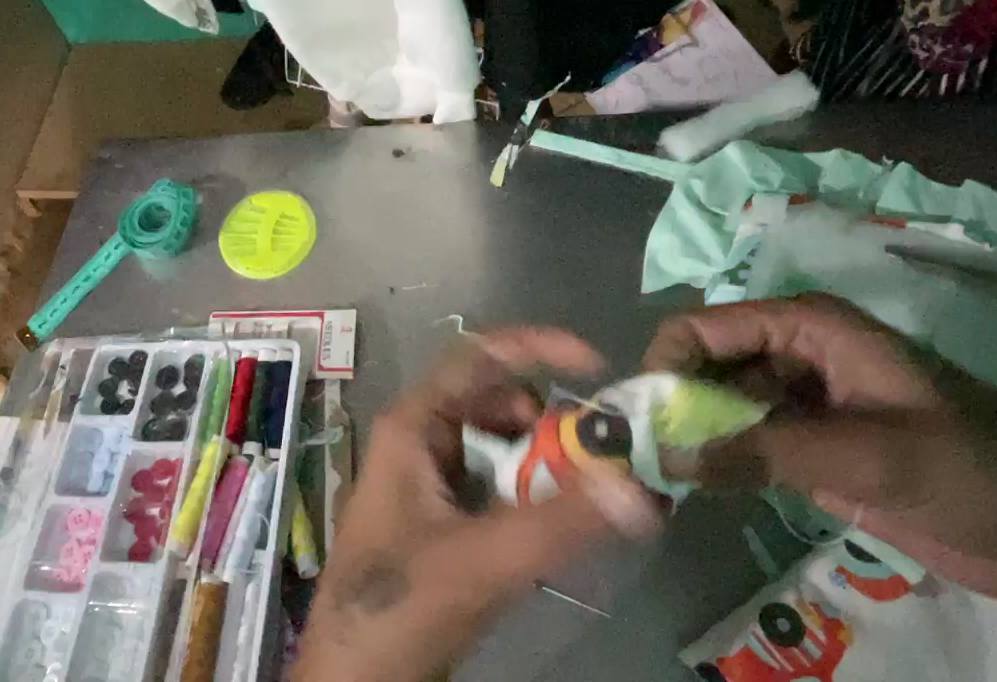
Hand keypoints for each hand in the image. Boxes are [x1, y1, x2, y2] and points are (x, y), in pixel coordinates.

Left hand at [293, 328, 662, 681]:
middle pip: (497, 401)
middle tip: (605, 460)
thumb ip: (561, 525)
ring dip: (548, 461)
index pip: (478, 355)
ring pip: (501, 444)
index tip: (599, 369)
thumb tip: (643, 490)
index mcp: (415, 424)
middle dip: (553, 421)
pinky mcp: (445, 515)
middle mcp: (422, 438)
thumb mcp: (482, 561)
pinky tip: (562, 525)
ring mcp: (432, 477)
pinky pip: (498, 484)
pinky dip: (534, 493)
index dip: (537, 348)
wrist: (353, 677)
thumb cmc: (399, 603)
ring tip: (593, 497)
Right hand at [643, 293, 996, 681]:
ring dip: (688, 436)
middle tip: (642, 460)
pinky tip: (695, 487)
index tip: (640, 422)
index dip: (665, 366)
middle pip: (703, 364)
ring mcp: (797, 399)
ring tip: (660, 481)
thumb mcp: (866, 457)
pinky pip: (741, 440)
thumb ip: (762, 453)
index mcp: (807, 326)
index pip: (705, 329)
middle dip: (670, 405)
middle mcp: (791, 352)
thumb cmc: (973, 469)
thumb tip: (665, 456)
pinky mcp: (804, 443)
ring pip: (716, 404)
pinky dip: (715, 460)